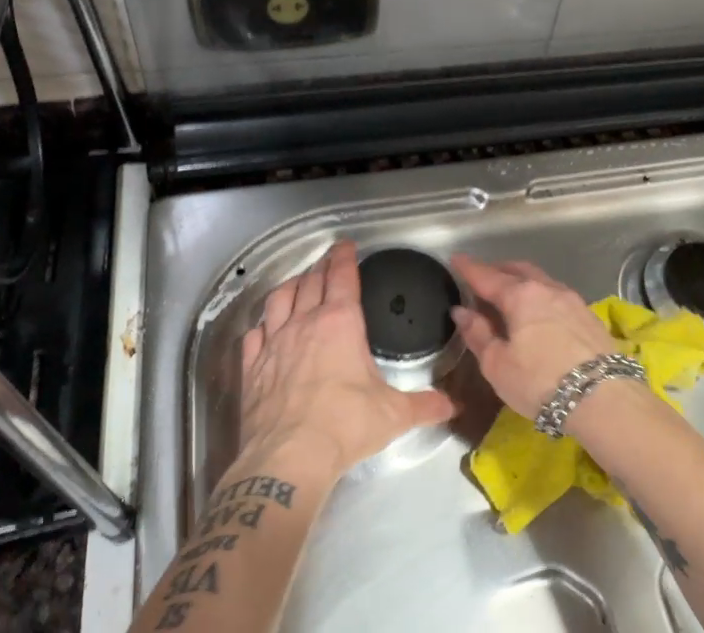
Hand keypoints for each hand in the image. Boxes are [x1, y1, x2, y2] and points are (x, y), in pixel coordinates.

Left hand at [239, 241, 455, 476]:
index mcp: (341, 323)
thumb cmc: (346, 425)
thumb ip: (425, 405)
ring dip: (290, 287)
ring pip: (278, 300)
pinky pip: (253, 336)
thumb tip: (452, 407)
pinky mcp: (251, 368)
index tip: (346, 246)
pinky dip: (261, 326)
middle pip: (310, 283)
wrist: (289, 458)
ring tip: (298, 284)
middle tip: (327, 260)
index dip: (345, 257)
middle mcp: (304, 324)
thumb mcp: (395, 414)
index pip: (342, 277)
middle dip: (320, 267)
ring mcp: (273, 344)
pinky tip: (264, 328)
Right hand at [449, 256, 618, 418]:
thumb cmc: (540, 382)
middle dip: (498, 270)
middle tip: (482, 276)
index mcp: (520, 296)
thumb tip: (462, 311)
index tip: (455, 259)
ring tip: (509, 293)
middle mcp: (548, 289)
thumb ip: (478, 335)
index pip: (487, 276)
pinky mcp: (590, 317)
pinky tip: (538, 311)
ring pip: (541, 281)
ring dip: (522, 281)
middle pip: (518, 270)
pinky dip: (540, 296)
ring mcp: (573, 301)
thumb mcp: (498, 364)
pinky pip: (557, 296)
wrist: (603, 398)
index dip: (469, 268)